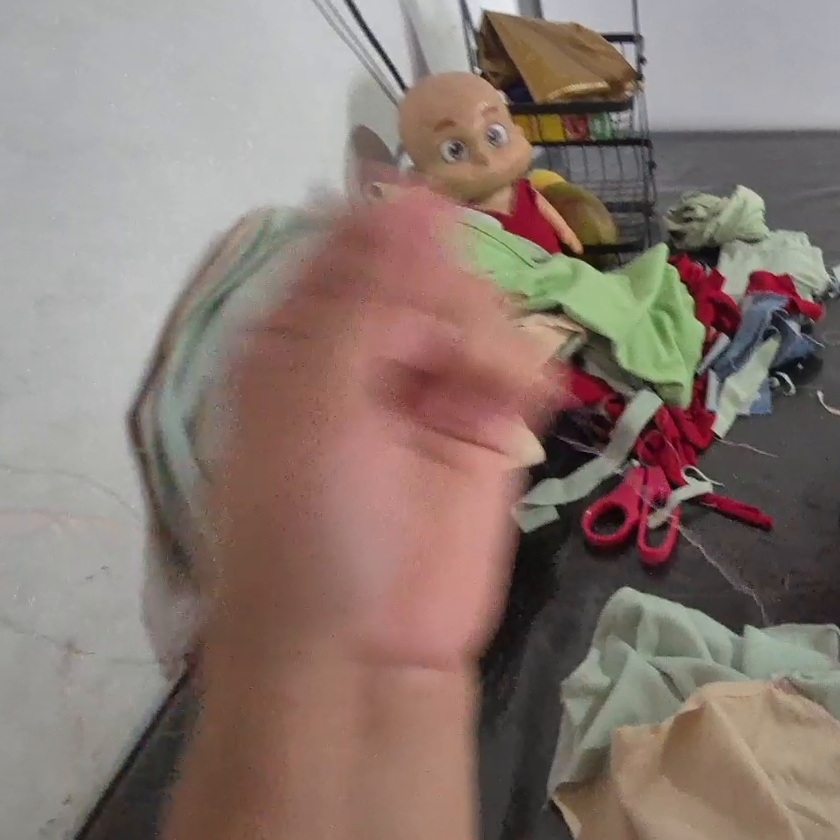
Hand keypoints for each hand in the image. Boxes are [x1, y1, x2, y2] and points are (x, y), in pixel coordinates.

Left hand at [209, 192, 556, 670]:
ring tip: (494, 391)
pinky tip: (523, 403)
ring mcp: (437, 385)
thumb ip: (364, 296)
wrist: (368, 643)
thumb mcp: (315, 400)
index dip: (399, 226)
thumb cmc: (311, 523)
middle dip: (457, 298)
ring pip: (488, 311)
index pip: (358, 242)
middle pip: (435, 269)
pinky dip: (531, 373)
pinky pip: (524, 364)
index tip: (439, 215)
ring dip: (498, 340)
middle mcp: (373, 349)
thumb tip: (409, 196)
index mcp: (308, 334)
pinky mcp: (490, 421)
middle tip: (449, 348)